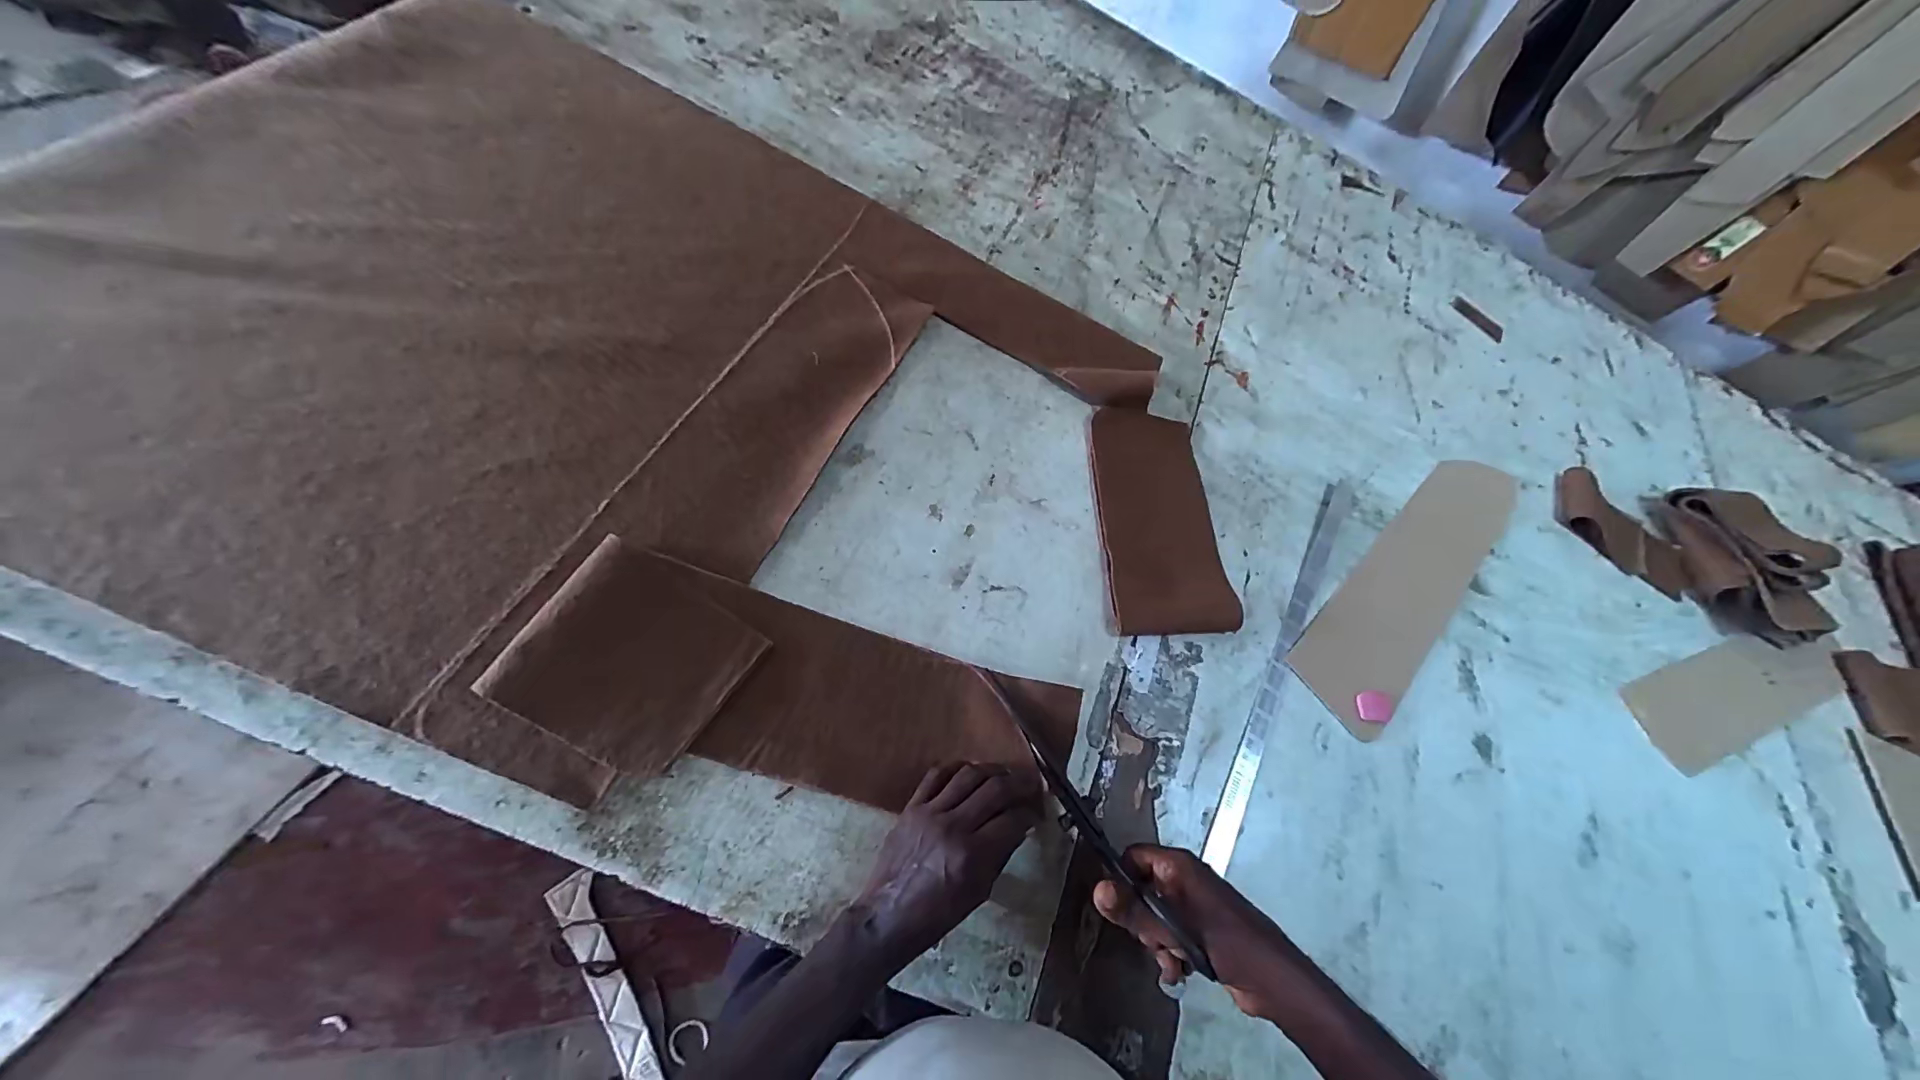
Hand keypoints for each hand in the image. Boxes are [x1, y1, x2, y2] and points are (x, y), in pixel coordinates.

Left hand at [847, 762, 1042, 963]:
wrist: (888, 915)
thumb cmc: (937, 914)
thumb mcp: (978, 891)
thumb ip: (999, 855)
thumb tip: (1018, 828)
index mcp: (972, 855)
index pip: (1012, 820)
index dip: (1030, 814)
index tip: (1035, 813)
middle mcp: (953, 827)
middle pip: (995, 790)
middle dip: (1019, 784)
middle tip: (1030, 784)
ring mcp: (930, 813)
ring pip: (968, 775)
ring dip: (991, 770)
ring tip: (1003, 774)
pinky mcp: (911, 806)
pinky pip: (936, 775)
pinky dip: (956, 768)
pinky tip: (968, 772)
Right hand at [1093, 844, 1307, 1021]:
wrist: (1273, 980)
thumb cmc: (1228, 942)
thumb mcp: (1174, 928)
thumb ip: (1134, 910)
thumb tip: (1099, 890)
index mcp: (1179, 865)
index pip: (1133, 857)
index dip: (1121, 880)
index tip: (1118, 907)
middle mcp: (1184, 879)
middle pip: (1140, 890)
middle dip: (1143, 921)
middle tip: (1155, 939)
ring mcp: (1193, 905)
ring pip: (1154, 917)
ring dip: (1156, 942)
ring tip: (1172, 960)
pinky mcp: (1200, 930)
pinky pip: (1170, 935)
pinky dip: (1170, 953)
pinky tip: (1179, 970)